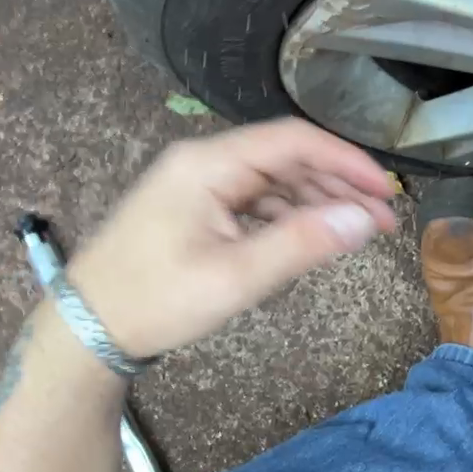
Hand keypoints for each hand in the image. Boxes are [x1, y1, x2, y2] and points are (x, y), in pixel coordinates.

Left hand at [64, 119, 397, 356]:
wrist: (86, 329)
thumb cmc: (156, 300)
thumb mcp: (236, 276)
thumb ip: (303, 243)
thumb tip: (365, 219)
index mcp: (210, 165)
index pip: (294, 142)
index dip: (347, 161)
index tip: (386, 190)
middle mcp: (206, 162)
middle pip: (288, 158)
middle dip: (340, 185)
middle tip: (383, 218)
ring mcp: (200, 184)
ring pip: (276, 179)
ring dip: (320, 201)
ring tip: (358, 230)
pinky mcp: (198, 207)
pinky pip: (258, 199)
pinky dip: (292, 215)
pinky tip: (314, 236)